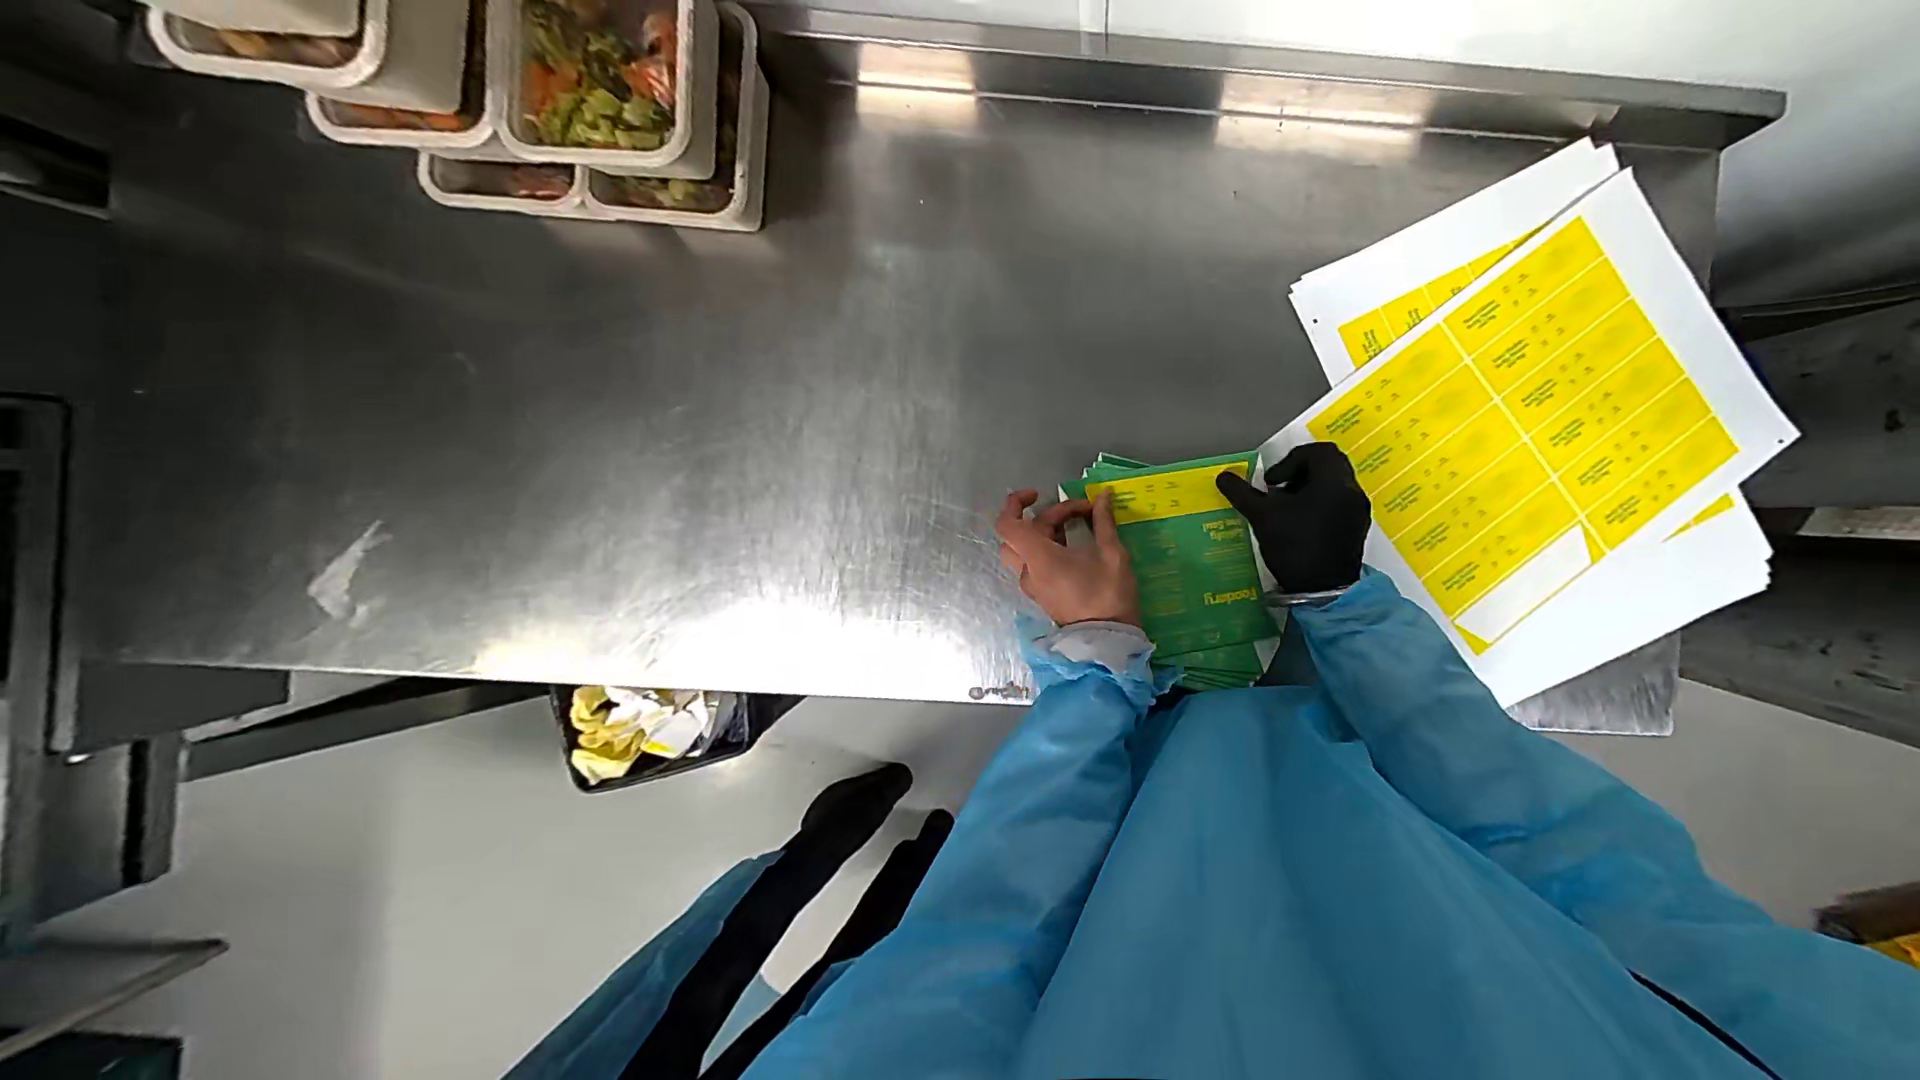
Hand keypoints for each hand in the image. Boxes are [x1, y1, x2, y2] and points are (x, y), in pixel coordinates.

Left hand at [994, 489, 1140, 627]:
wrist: (1109, 642)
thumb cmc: (1109, 595)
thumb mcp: (1112, 554)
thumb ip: (1103, 521)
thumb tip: (1103, 496)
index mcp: (1039, 558)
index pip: (1007, 524)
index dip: (1015, 503)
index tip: (1037, 494)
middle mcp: (1028, 571)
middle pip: (1019, 534)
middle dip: (1046, 517)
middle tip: (1078, 514)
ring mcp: (1032, 586)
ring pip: (1025, 550)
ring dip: (1045, 533)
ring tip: (1075, 528)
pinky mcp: (1041, 595)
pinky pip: (1034, 565)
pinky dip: (1048, 549)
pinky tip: (1075, 548)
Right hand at [1214, 443, 1371, 592]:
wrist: (1322, 589)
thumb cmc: (1294, 545)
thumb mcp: (1262, 516)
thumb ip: (1241, 492)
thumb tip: (1223, 476)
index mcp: (1334, 482)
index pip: (1317, 452)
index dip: (1290, 459)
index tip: (1271, 481)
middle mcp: (1351, 491)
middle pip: (1328, 465)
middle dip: (1298, 472)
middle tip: (1276, 490)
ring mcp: (1357, 511)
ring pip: (1333, 485)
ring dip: (1307, 489)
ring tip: (1284, 509)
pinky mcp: (1356, 528)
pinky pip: (1337, 503)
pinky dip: (1317, 504)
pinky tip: (1297, 525)